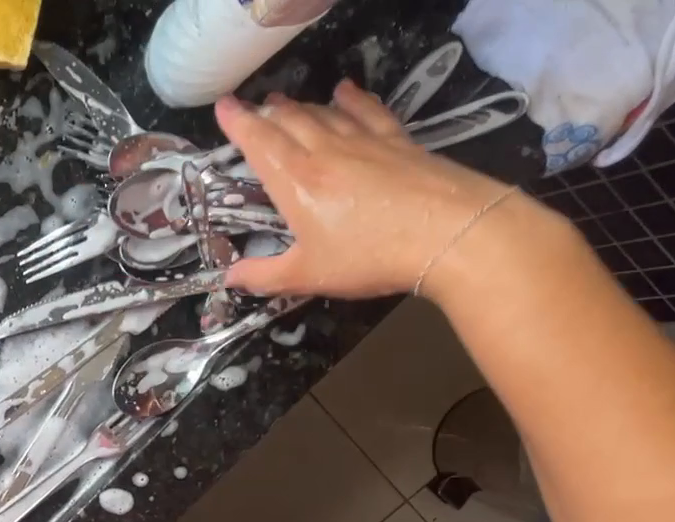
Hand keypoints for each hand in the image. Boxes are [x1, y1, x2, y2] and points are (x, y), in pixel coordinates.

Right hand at [214, 80, 520, 299]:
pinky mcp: (398, 142)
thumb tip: (229, 277)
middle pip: (290, 122)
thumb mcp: (306, 276)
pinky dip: (351, 100)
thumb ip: (263, 276)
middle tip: (250, 108)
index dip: (237, 123)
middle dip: (264, 112)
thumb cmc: (370, 256)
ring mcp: (365, 143)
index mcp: (297, 182)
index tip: (222, 106)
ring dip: (299, 106)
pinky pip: (367, 112)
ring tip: (282, 102)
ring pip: (323, 114)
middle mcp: (326, 153)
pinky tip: (343, 91)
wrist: (452, 233)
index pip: (260, 143)